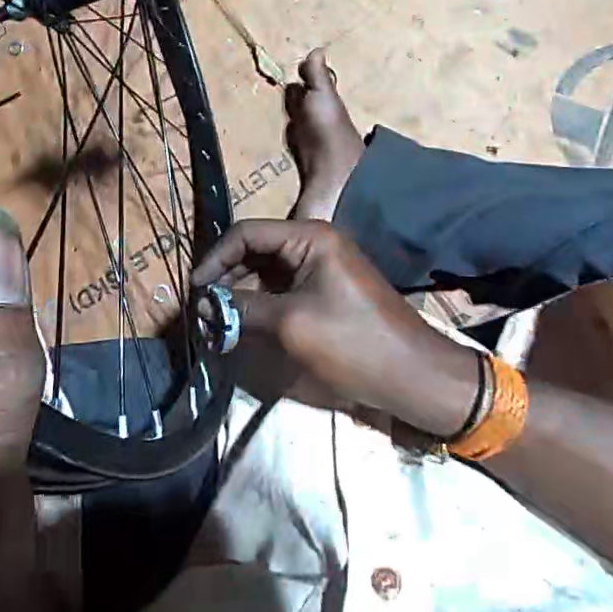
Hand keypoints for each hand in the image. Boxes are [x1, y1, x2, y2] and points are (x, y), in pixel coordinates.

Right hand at [195, 219, 478, 435]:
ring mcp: (321, 268)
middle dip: (225, 277)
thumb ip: (243, 309)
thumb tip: (204, 307)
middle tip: (203, 307)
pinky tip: (243, 325)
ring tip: (217, 320)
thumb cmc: (354, 343)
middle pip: (254, 250)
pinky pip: (281, 289)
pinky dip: (259, 304)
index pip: (246, 233)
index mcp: (309, 237)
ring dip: (240, 293)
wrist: (417, 379)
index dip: (215, 257)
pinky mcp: (325, 292)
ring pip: (265, 272)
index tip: (195, 288)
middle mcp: (314, 244)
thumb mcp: (291, 324)